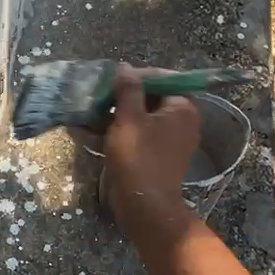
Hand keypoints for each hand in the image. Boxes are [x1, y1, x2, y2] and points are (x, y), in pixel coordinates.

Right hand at [103, 67, 200, 231]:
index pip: (162, 79)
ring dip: (117, 113)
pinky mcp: (157, 155)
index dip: (136, 76)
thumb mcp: (129, 118)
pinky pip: (139, 134)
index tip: (111, 80)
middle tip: (99, 96)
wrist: (145, 206)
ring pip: (142, 117)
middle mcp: (182, 121)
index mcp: (183, 108)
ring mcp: (170, 140)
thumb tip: (126, 67)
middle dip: (122, 96)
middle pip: (151, 98)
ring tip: (91, 112)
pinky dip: (120, 131)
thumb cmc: (138, 157)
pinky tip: (93, 130)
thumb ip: (128, 89)